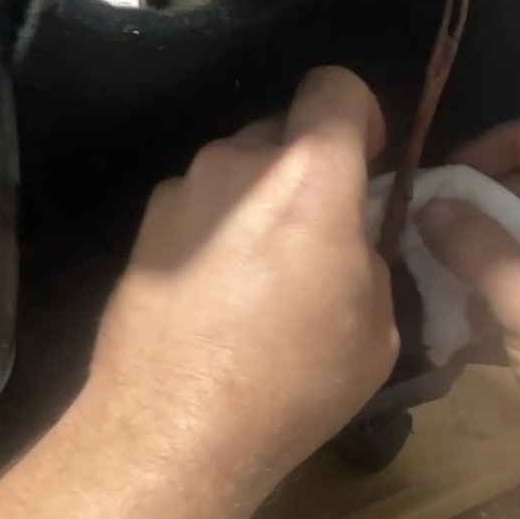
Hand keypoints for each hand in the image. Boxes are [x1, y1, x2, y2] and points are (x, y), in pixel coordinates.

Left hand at [81, 67, 397, 484]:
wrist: (176, 431)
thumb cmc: (293, 384)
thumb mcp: (377, 330)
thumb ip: (370, 259)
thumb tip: (349, 242)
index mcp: (309, 180)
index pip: (335, 87)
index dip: (359, 115)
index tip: (365, 161)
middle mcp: (237, 165)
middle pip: (283, 131)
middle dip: (307, 172)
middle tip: (314, 239)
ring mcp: (181, 193)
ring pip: (237, 172)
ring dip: (258, 204)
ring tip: (258, 280)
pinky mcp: (143, 230)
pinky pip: (198, 208)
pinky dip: (216, 232)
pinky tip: (214, 296)